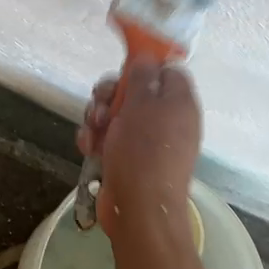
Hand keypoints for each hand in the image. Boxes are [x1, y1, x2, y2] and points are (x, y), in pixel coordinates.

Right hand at [77, 56, 201, 237]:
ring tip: (93, 130)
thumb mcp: (143, 103)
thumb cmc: (144, 152)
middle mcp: (166, 119)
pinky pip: (109, 136)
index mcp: (179, 103)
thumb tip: (147, 57)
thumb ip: (143, 75)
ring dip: (98, 116)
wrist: (139, 211)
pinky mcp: (128, 157)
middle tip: (102, 104)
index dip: (146, 64)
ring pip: (116, 111)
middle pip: (135, 89)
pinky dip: (96, 138)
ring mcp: (147, 140)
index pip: (167, 70)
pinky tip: (89, 147)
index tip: (124, 65)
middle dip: (111, 94)